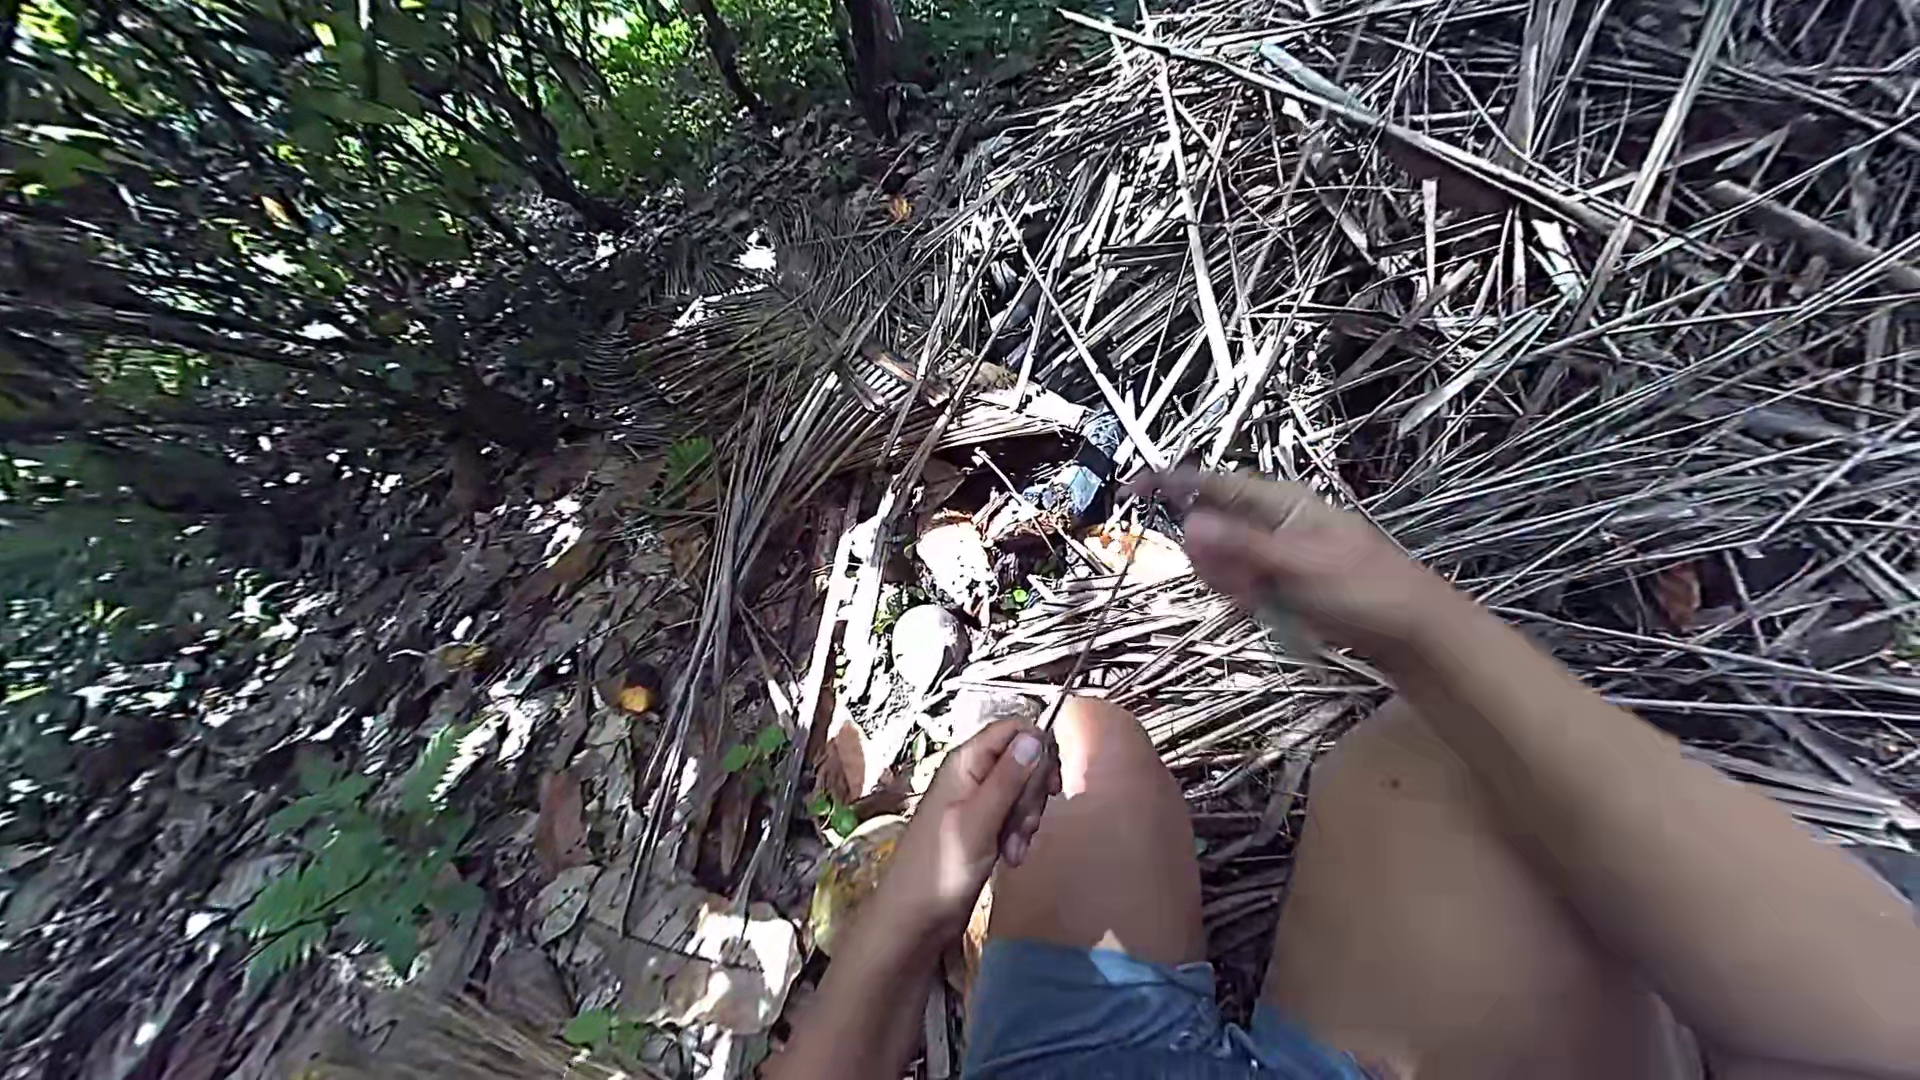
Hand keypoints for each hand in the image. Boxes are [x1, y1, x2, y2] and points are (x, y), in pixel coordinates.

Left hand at [868, 719, 1053, 942]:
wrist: (914, 919)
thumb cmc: (941, 866)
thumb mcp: (979, 820)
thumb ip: (1008, 778)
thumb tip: (1036, 735)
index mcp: (966, 760)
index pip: (1013, 729)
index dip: (1038, 749)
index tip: (1051, 784)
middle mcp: (973, 772)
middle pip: (1023, 759)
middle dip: (1032, 793)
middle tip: (1023, 824)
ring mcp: (978, 799)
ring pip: (1022, 789)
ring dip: (1026, 819)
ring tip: (1014, 849)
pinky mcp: (983, 823)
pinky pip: (1014, 814)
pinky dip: (1018, 834)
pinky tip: (1011, 857)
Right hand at [1129, 468, 1455, 658]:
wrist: (1411, 632)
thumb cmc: (1365, 589)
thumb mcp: (1299, 566)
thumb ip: (1240, 546)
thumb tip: (1188, 524)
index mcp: (1277, 501)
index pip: (1211, 483)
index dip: (1169, 483)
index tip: (1131, 489)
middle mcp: (1267, 519)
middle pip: (1208, 529)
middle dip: (1214, 559)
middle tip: (1245, 585)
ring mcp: (1269, 549)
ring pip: (1218, 559)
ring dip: (1230, 582)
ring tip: (1266, 598)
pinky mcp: (1272, 575)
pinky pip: (1235, 580)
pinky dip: (1243, 595)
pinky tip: (1270, 606)